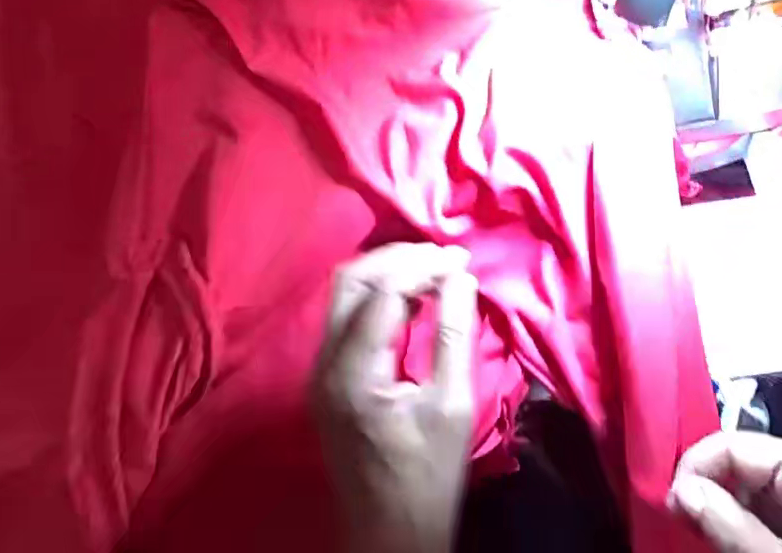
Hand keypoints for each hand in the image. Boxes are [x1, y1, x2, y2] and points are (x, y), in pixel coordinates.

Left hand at [312, 243, 479, 552]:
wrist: (388, 537)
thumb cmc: (428, 478)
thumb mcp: (453, 406)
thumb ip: (456, 334)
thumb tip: (461, 275)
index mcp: (353, 372)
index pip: (384, 291)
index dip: (424, 265)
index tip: (462, 257)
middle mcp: (324, 362)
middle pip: (351, 279)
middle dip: (399, 257)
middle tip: (443, 256)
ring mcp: (319, 368)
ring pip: (345, 291)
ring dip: (387, 271)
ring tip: (432, 268)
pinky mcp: (326, 374)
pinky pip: (347, 314)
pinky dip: (379, 293)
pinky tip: (412, 295)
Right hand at [669, 432, 781, 552]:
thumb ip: (730, 527)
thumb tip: (677, 489)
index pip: (727, 445)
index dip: (693, 472)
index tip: (669, 511)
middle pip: (733, 464)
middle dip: (705, 495)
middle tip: (682, 529)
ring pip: (740, 489)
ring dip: (718, 514)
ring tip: (702, 539)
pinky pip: (757, 511)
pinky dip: (737, 529)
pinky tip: (727, 545)